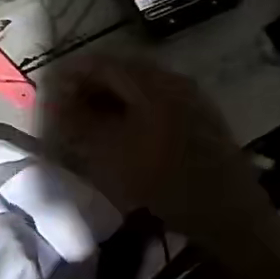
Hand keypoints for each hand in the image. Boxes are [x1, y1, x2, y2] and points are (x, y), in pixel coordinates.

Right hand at [42, 56, 275, 261]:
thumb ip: (77, 122)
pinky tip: (124, 137)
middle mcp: (172, 80)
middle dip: (89, 88)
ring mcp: (191, 98)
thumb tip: (54, 100)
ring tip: (90, 126)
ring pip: (139, 89)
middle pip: (121, 72)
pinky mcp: (202, 120)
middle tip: (67, 112)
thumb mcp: (108, 153)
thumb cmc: (164, 180)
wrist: (230, 216)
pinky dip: (132, 113)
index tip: (49, 95)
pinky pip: (157, 104)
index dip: (70, 75)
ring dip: (111, 102)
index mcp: (150, 80)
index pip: (100, 63)